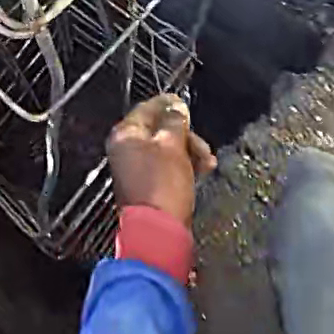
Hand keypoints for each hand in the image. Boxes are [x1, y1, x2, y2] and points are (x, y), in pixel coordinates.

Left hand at [106, 94, 216, 226]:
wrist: (159, 231)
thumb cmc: (162, 186)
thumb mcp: (173, 145)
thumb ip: (175, 121)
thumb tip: (177, 108)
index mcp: (125, 135)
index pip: (147, 108)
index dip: (168, 104)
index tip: (183, 102)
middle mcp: (126, 149)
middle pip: (159, 129)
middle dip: (184, 134)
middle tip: (202, 144)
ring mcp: (136, 168)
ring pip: (166, 148)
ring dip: (189, 150)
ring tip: (207, 161)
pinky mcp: (148, 185)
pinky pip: (167, 166)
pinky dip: (184, 165)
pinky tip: (201, 170)